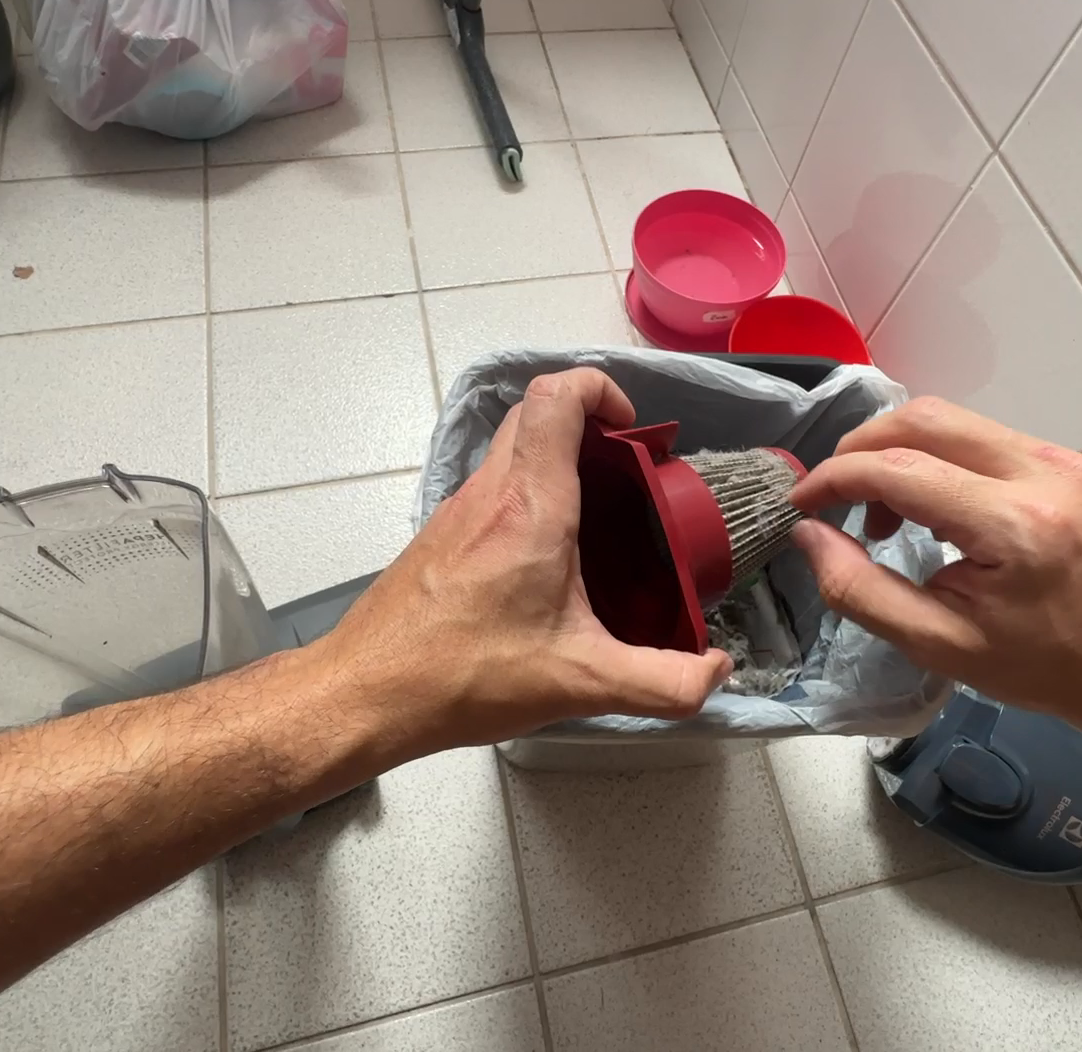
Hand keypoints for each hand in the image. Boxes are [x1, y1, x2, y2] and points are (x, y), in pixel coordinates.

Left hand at [316, 368, 731, 754]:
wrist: (365, 693)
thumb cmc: (465, 675)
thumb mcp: (581, 683)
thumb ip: (663, 683)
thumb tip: (716, 673)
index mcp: (531, 506)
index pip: (556, 398)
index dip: (599, 388)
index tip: (632, 429)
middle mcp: (491, 493)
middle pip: (536, 414)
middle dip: (589, 424)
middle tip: (627, 476)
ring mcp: (458, 510)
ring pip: (512, 450)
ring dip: (559, 460)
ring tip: (597, 520)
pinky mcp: (441, 534)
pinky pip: (494, 488)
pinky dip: (530, 494)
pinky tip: (547, 560)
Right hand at [788, 397, 1081, 726]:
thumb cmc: (1039, 667)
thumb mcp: (935, 645)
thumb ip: (857, 588)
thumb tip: (807, 533)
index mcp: (1015, 526)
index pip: (899, 469)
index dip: (835, 477)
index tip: (800, 502)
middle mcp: (1045, 473)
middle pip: (924, 419)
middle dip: (859, 448)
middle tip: (832, 496)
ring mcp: (1063, 460)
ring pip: (950, 419)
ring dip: (894, 453)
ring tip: (879, 514)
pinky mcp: (1068, 462)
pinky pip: (978, 436)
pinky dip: (931, 459)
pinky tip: (924, 508)